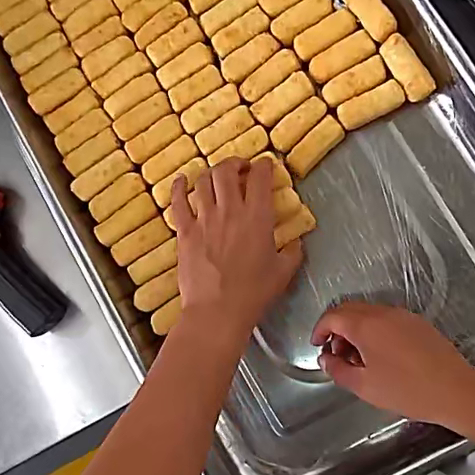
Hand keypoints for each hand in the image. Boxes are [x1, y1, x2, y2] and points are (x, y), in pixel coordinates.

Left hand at [169, 157, 302, 341]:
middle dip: (235, 163)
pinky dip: (179, 187)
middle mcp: (230, 210)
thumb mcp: (283, 272)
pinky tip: (182, 180)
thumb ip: (292, 252)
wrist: (217, 311)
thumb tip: (296, 243)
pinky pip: (178, 202)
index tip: (266, 166)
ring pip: (204, 181)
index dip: (264, 165)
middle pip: (227, 171)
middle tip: (240, 169)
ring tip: (217, 178)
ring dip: (212, 174)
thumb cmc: (254, 293)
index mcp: (257, 217)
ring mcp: (204, 219)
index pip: (260, 177)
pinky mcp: (185, 232)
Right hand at [311, 302, 474, 427]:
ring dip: (356, 330)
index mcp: (366, 326)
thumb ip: (338, 370)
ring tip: (358, 359)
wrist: (454, 390)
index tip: (317, 344)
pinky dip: (375, 331)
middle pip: (350, 310)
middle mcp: (384, 313)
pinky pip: (387, 319)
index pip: (332, 316)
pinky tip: (380, 356)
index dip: (319, 329)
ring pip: (369, 314)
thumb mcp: (364, 386)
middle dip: (336, 329)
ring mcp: (403, 316)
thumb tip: (326, 360)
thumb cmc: (408, 390)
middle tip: (335, 353)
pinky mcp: (417, 323)